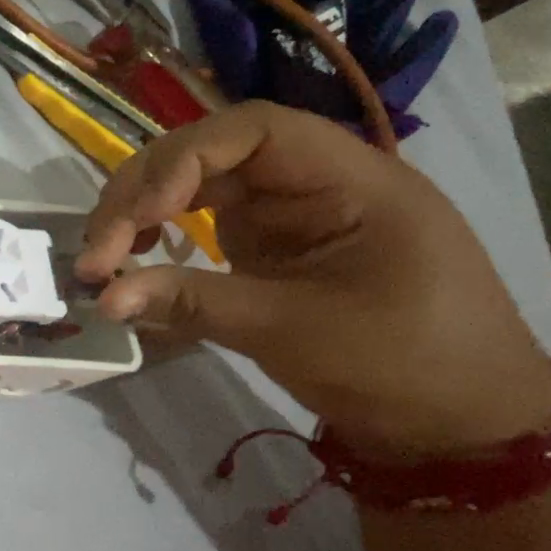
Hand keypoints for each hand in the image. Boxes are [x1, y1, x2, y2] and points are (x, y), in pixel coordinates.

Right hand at [77, 101, 550, 456]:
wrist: (453, 418)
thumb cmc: (399, 363)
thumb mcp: (292, 331)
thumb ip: (194, 304)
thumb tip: (102, 299)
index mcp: (349, 181)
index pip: (251, 131)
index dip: (183, 160)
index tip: (142, 218)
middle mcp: (310, 183)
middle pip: (206, 154)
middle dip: (141, 193)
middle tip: (97, 252)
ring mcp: (285, 213)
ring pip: (191, 184)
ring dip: (136, 214)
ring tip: (101, 260)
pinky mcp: (264, 245)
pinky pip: (195, 221)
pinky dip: (153, 236)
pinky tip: (131, 262)